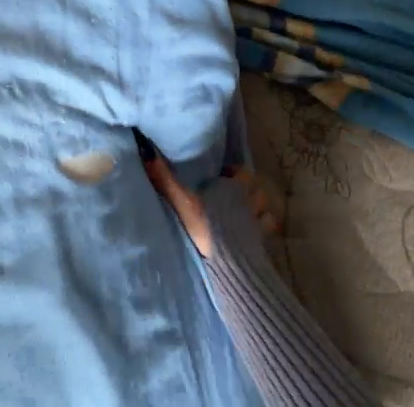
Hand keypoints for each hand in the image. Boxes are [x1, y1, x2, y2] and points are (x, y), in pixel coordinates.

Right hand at [142, 155, 278, 259]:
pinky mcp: (262, 244)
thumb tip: (145, 150)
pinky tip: (252, 236)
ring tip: (247, 214)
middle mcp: (250, 202)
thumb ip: (165, 178)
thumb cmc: (207, 225)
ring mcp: (258, 223)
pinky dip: (262, 231)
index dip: (235, 173)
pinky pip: (267, 232)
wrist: (229, 262)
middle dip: (249, 191)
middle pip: (257, 191)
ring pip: (265, 210)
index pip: (242, 173)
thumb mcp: (182, 201)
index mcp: (234, 188)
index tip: (223, 175)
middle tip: (235, 195)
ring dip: (259, 210)